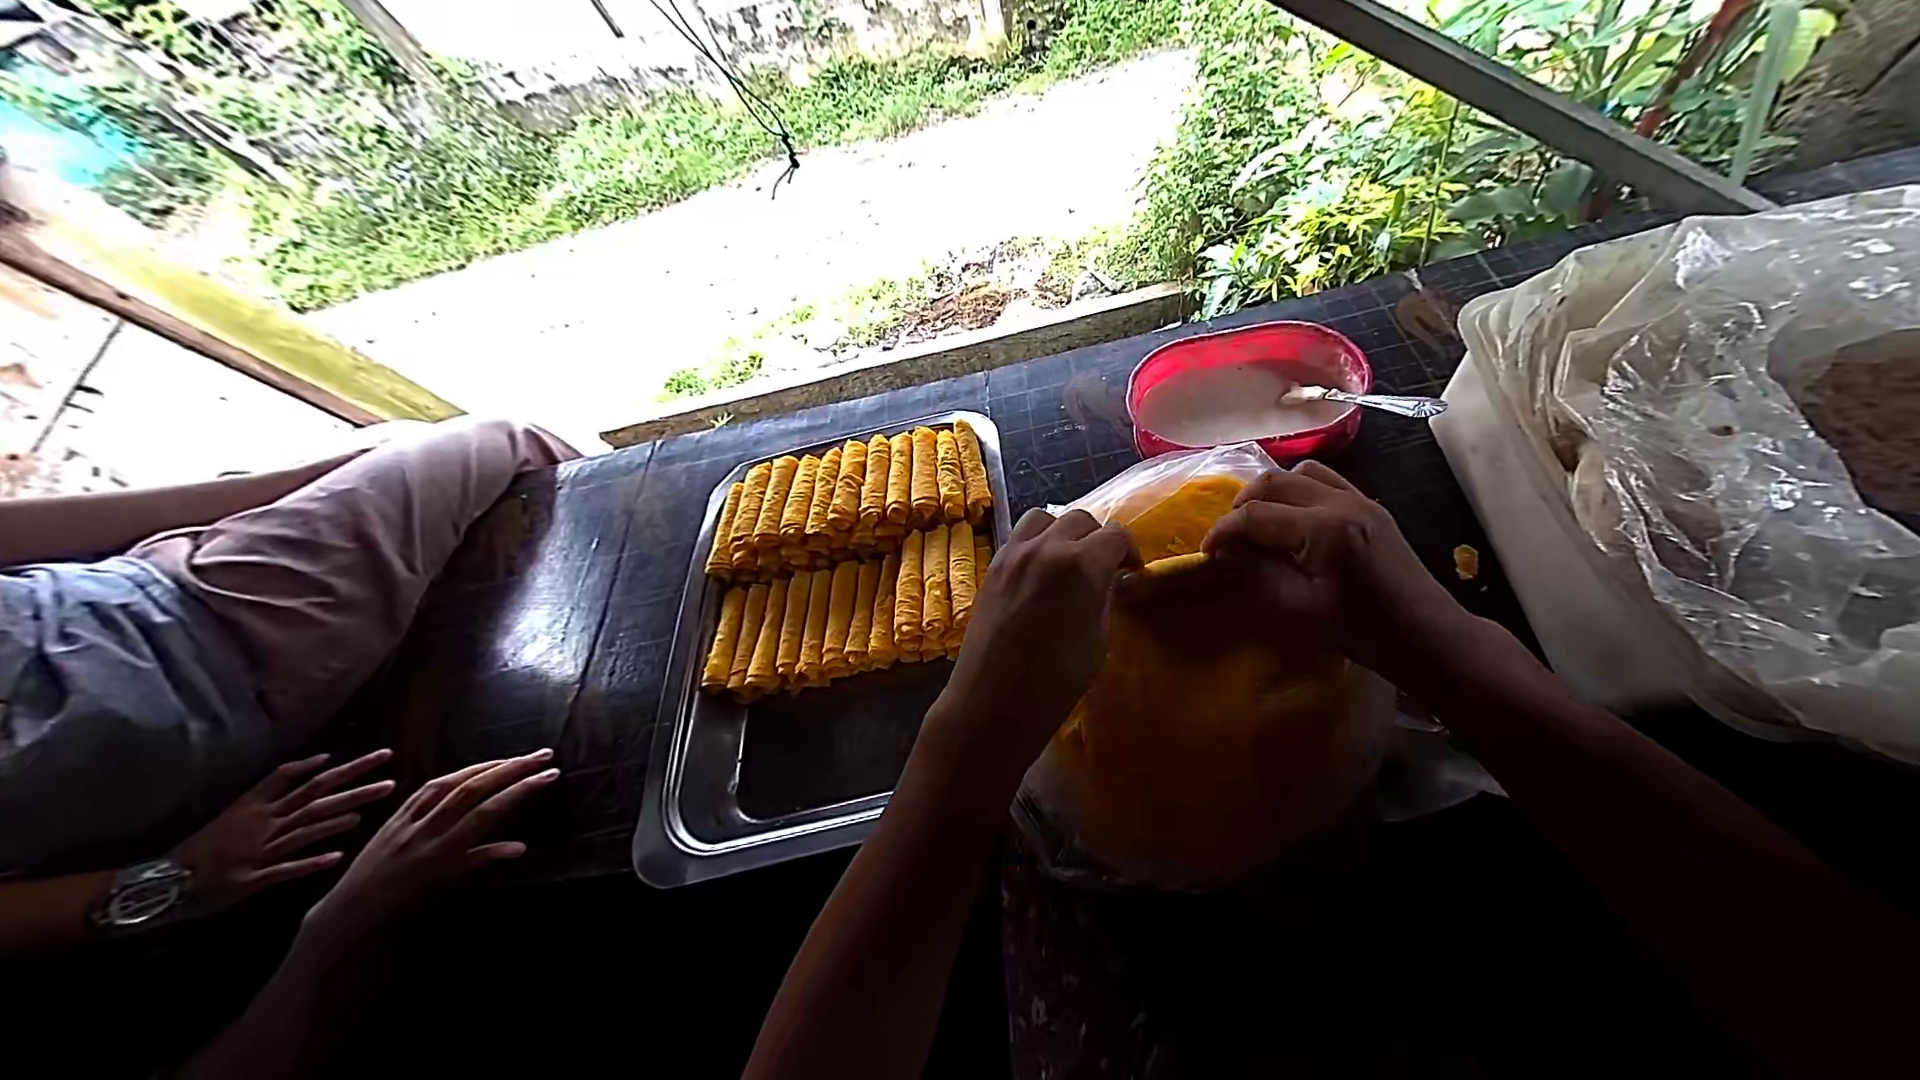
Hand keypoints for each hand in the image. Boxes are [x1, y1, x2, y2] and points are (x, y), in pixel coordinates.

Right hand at [175, 749, 395, 917]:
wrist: (156, 883)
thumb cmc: (206, 843)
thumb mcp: (241, 806)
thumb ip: (281, 783)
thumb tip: (322, 759)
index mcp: (261, 807)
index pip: (309, 780)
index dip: (346, 767)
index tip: (381, 756)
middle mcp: (263, 824)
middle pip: (315, 801)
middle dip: (354, 790)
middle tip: (391, 782)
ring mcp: (257, 852)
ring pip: (302, 832)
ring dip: (333, 823)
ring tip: (362, 814)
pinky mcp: (249, 879)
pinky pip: (282, 870)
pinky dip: (309, 863)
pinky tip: (335, 858)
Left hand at [301, 750, 557, 946]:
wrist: (346, 918)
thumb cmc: (403, 909)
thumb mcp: (444, 890)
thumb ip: (481, 861)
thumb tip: (521, 847)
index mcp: (440, 854)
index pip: (489, 812)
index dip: (521, 790)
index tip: (550, 774)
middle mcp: (423, 833)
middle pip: (472, 790)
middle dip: (511, 769)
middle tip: (542, 755)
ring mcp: (405, 824)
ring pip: (449, 784)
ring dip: (486, 766)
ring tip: (515, 758)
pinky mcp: (392, 819)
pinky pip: (424, 790)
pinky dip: (453, 776)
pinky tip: (471, 770)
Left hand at [922, 508, 1136, 809]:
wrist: (991, 701)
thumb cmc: (1054, 682)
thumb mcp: (1098, 640)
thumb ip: (1104, 599)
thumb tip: (1109, 580)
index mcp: (1081, 565)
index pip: (1115, 535)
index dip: (1129, 551)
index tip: (1129, 571)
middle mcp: (1046, 548)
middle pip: (1080, 520)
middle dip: (1097, 539)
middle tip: (1102, 567)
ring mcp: (1014, 553)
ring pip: (1045, 518)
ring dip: (1062, 532)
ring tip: (1067, 560)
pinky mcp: (992, 565)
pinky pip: (1019, 536)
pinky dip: (1036, 542)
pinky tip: (1040, 570)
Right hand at [1194, 461, 1468, 681]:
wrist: (1426, 636)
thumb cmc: (1360, 630)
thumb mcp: (1297, 605)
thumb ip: (1260, 568)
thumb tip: (1231, 550)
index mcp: (1324, 530)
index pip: (1255, 515)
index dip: (1223, 531)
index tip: (1208, 552)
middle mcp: (1342, 503)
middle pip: (1273, 481)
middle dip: (1241, 504)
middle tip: (1230, 535)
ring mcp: (1360, 500)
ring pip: (1300, 472)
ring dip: (1270, 492)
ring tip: (1259, 522)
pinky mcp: (1370, 507)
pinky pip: (1325, 481)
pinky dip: (1298, 491)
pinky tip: (1291, 519)